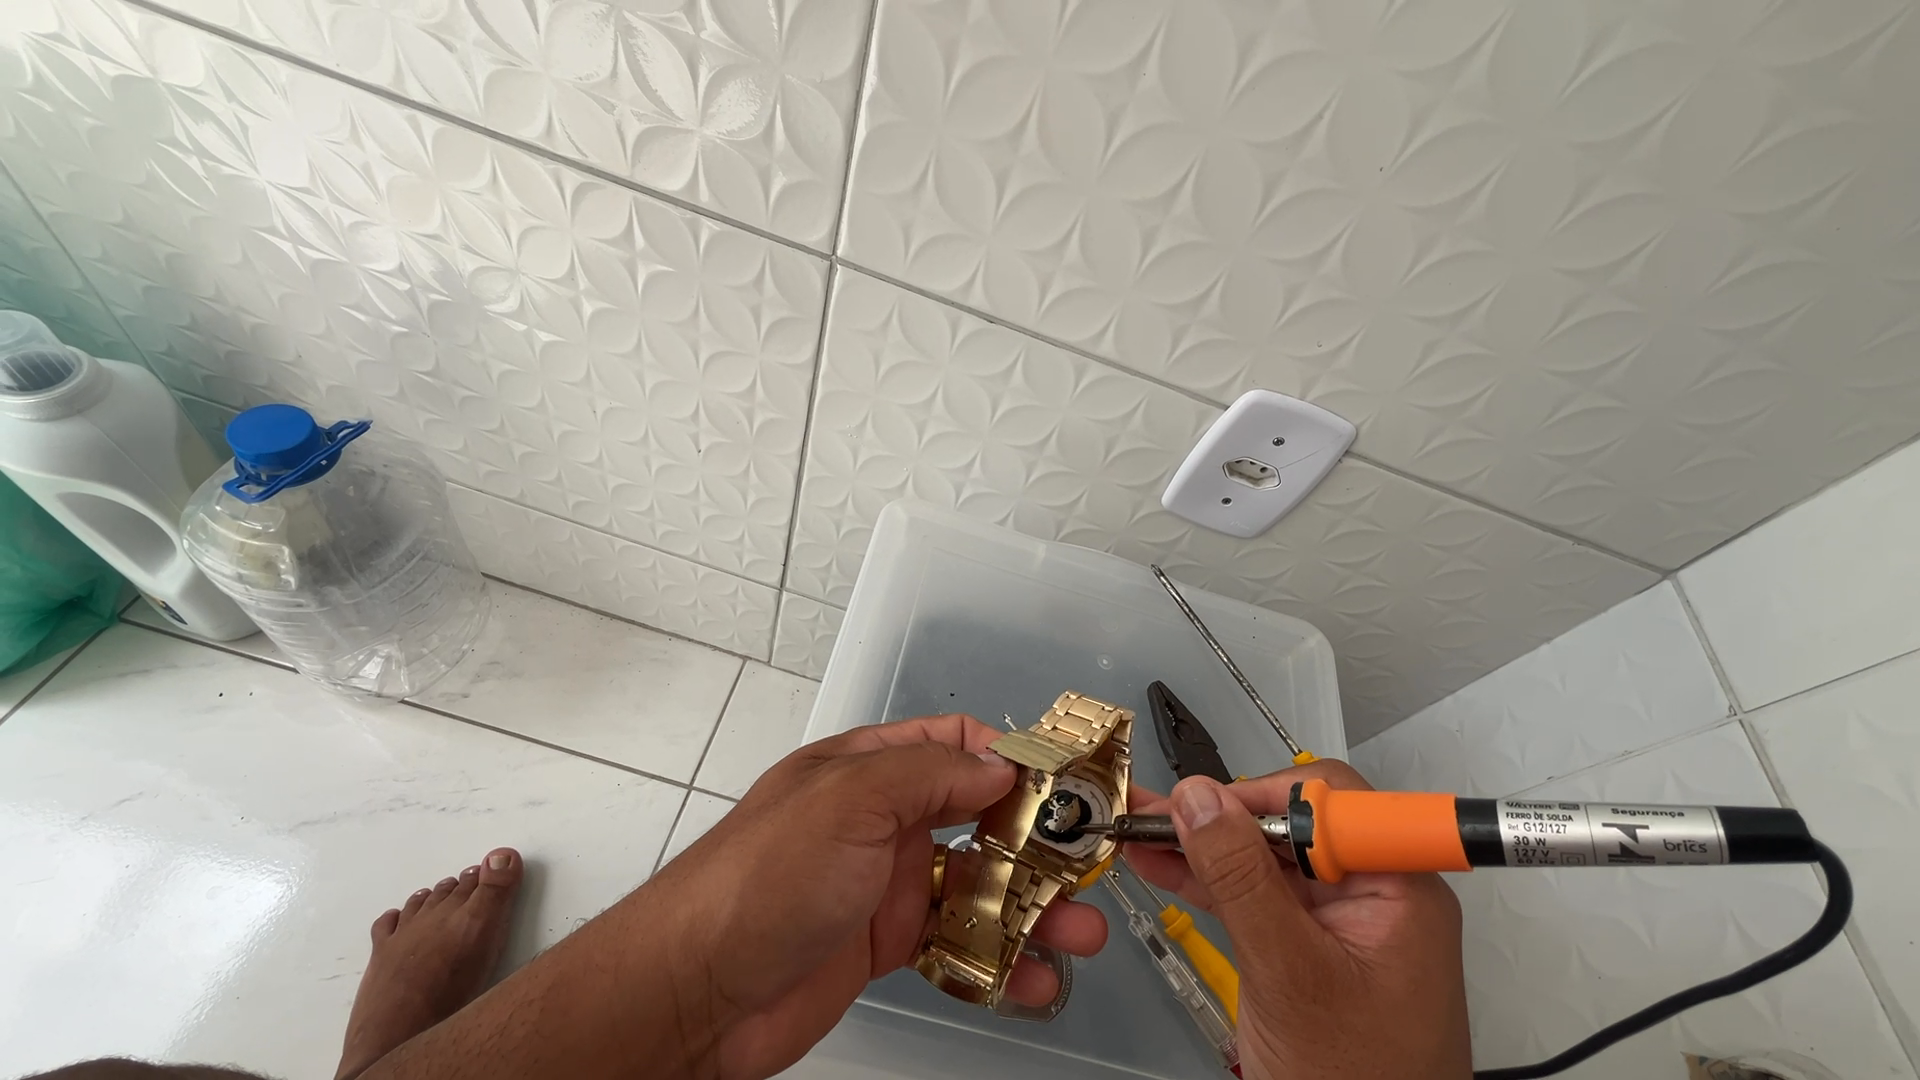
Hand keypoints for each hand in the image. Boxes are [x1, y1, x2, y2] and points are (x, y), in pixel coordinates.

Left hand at [649, 714, 1108, 1078]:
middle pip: (977, 819)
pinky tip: (1031, 981)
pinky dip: (997, 961)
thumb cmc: (759, 879)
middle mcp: (882, 821)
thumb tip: (998, 763)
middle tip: (1087, 865)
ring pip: (976, 885)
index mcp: (868, 769)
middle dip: (1036, 841)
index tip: (1062, 786)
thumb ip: (927, 775)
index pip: (952, 746)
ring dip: (1030, 906)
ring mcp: (885, 884)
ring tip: (1080, 931)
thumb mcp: (848, 802)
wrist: (696, 991)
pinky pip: (957, 945)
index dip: (1009, 760)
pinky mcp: (885, 944)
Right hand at [1128, 761, 1470, 1079]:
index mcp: (1396, 886)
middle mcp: (1370, 890)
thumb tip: (1197, 797)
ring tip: (1140, 831)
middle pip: (1287, 824)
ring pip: (1261, 857)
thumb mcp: (1288, 972)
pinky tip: (1160, 865)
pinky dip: (1206, 880)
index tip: (1199, 807)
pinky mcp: (1304, 942)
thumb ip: (1240, 880)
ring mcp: (1336, 918)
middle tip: (1152, 814)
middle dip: (1217, 817)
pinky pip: (1252, 894)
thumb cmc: (1351, 1079)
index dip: (1261, 793)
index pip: (1329, 801)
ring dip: (1200, 845)